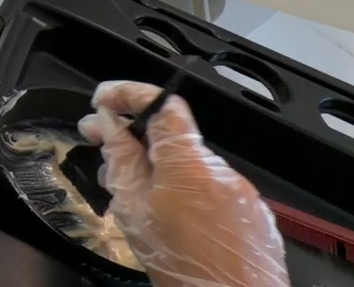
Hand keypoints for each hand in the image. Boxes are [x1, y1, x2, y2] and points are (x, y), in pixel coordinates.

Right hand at [80, 81, 287, 286]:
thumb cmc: (178, 259)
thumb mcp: (132, 206)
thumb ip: (121, 158)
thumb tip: (108, 123)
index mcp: (190, 165)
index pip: (163, 105)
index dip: (128, 93)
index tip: (101, 101)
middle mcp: (222, 172)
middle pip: (170, 137)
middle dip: (131, 136)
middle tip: (97, 144)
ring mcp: (244, 195)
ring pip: (187, 164)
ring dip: (154, 165)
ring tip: (128, 189)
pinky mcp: (255, 216)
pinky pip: (209, 187)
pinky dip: (181, 186)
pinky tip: (166, 210)